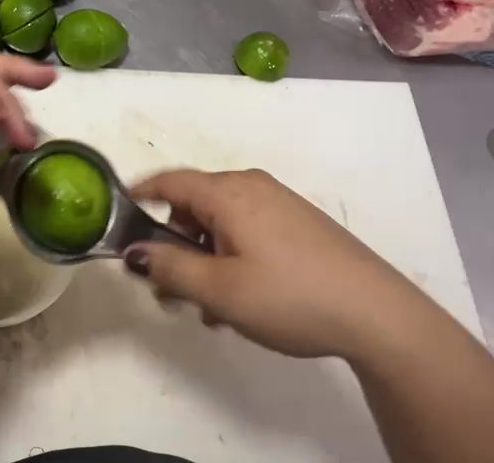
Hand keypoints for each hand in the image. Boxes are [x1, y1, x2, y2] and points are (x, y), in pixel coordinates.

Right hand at [125, 168, 433, 360]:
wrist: (376, 313)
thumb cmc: (288, 296)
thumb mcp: (220, 291)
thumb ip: (170, 269)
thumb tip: (133, 252)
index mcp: (228, 193)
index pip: (170, 181)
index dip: (140, 195)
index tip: (117, 216)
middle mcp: (251, 186)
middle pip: (195, 203)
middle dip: (175, 243)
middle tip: (169, 289)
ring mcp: (279, 202)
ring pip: (222, 221)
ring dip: (205, 257)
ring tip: (211, 308)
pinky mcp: (300, 223)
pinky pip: (249, 229)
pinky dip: (232, 255)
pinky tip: (244, 300)